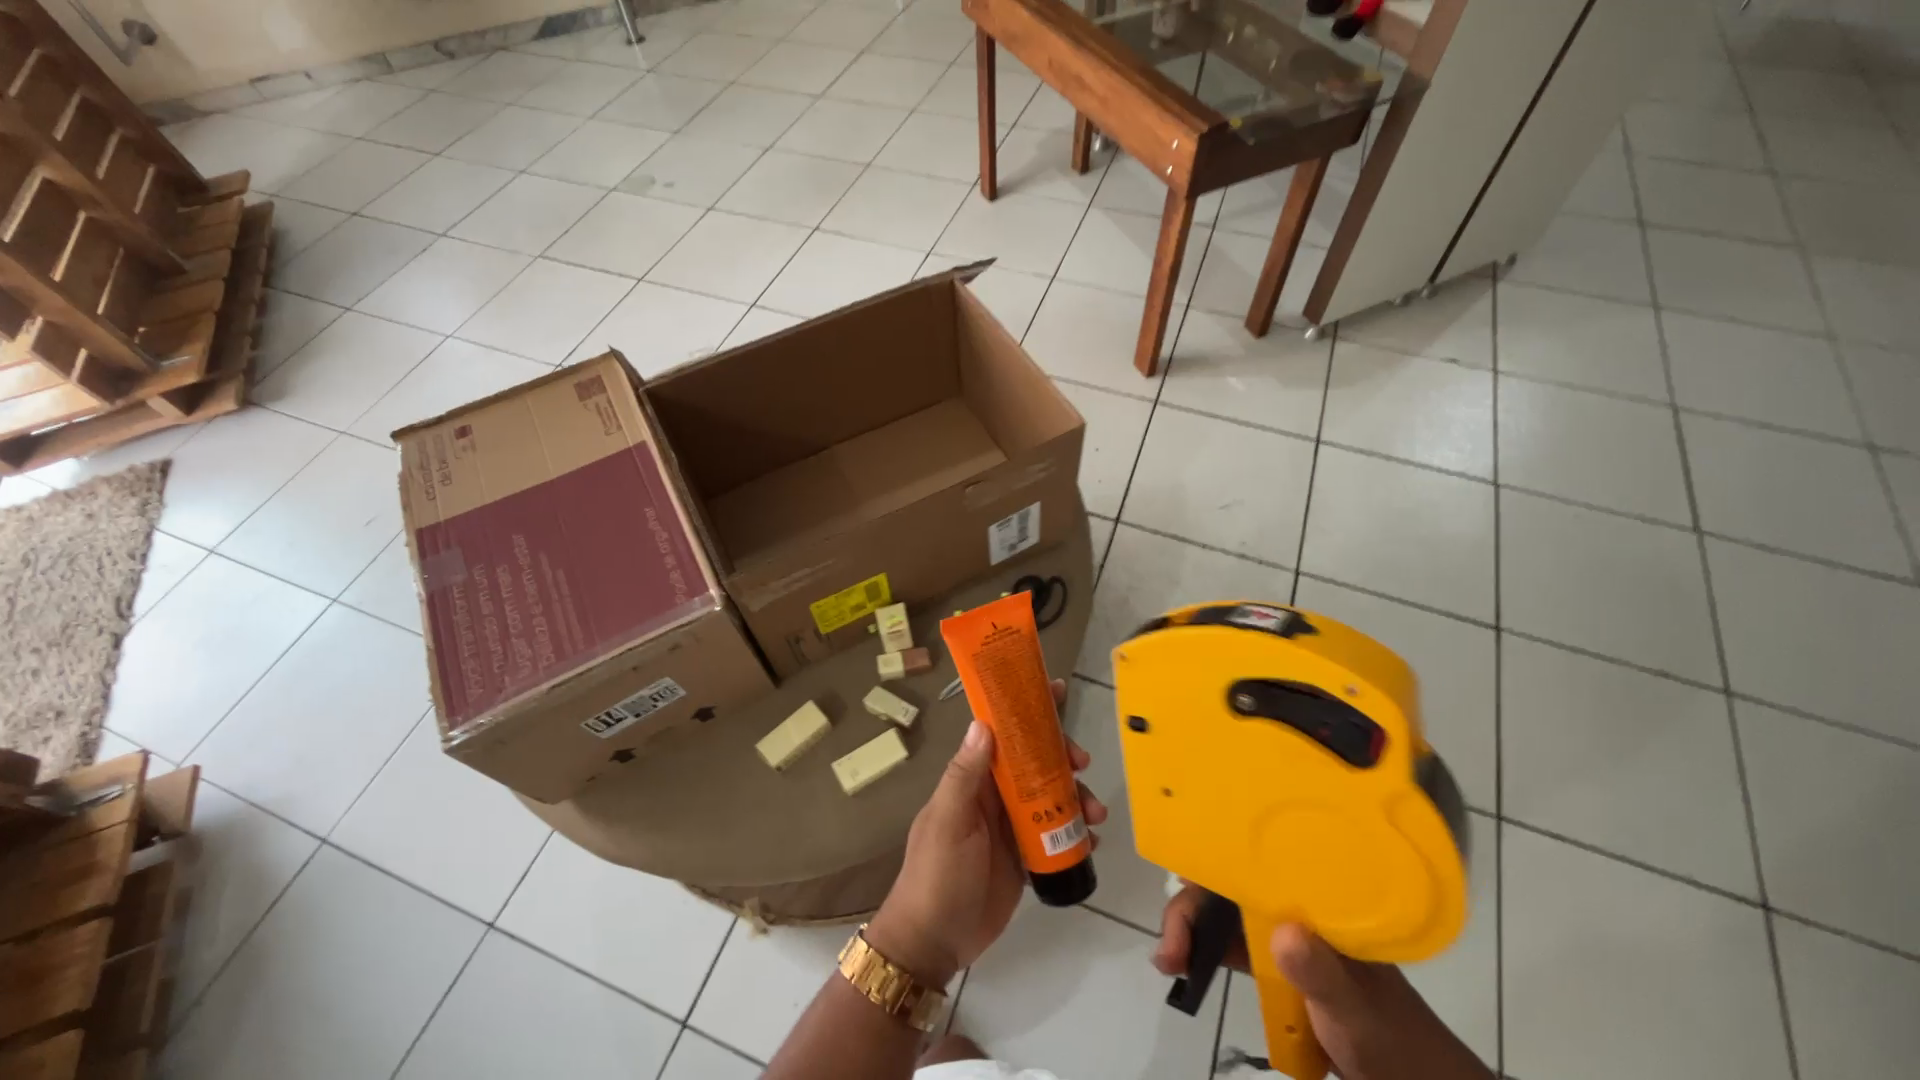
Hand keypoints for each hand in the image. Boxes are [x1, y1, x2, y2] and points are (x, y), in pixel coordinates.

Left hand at [867, 679, 1106, 984]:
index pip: (1000, 734)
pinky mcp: (1025, 857)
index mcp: (970, 781)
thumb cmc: (937, 876)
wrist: (935, 941)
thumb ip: (965, 776)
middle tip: (1083, 761)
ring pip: (1050, 796)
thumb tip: (983, 723)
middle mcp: (992, 797)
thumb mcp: (949, 822)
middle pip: (1034, 761)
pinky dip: (1077, 831)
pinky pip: (1056, 833)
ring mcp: (1010, 827)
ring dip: (1076, 796)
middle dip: (1062, 755)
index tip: (1056, 691)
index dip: (1025, 710)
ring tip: (1096, 814)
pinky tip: (1093, 839)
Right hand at [1154, 884, 1492, 1079]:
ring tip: (1168, 961)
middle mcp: (1298, 912)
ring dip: (1192, 931)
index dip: (1216, 867)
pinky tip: (1185, 967)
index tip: (1185, 884)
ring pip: (1227, 918)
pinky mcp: (1282, 970)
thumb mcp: (1353, 1006)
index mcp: (1317, 904)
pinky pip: (1234, 949)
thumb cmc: (1392, 1037)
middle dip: (1192, 910)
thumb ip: (1320, 971)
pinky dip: (1205, 954)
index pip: (1258, 867)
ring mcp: (1289, 942)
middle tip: (1170, 952)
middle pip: (1231, 891)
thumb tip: (1282, 930)